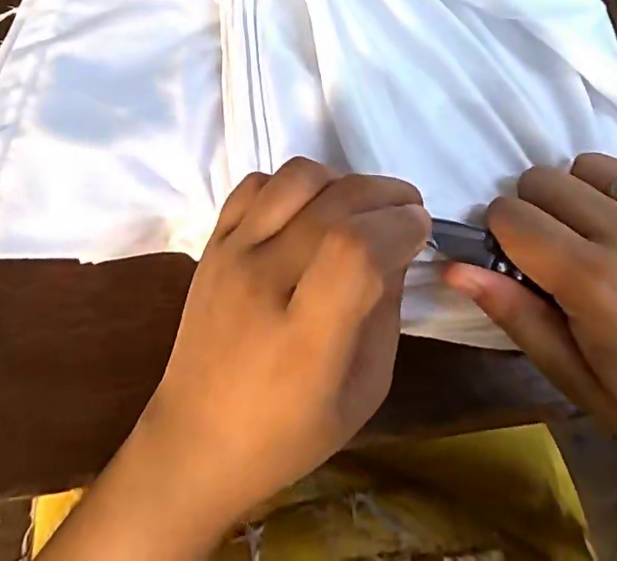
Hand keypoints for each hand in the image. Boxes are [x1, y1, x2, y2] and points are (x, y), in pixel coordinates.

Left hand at [43, 159, 430, 559]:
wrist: (196, 438)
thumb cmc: (288, 431)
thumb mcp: (364, 389)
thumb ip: (386, 310)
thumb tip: (398, 245)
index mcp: (304, 339)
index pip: (356, 249)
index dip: (399, 225)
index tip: (421, 228)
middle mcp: (262, 283)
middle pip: (334, 202)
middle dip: (386, 194)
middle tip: (407, 209)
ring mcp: (230, 255)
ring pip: (296, 178)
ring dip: (342, 180)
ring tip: (359, 206)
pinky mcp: (212, 243)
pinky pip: (257, 184)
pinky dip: (294, 184)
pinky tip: (310, 210)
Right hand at [443, 154, 616, 560]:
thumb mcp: (577, 380)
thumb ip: (513, 313)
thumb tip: (452, 264)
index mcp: (596, 284)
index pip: (511, 214)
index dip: (500, 235)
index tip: (517, 263)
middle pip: (544, 179)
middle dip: (532, 210)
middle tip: (554, 256)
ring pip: (590, 165)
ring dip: (576, 195)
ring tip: (597, 242)